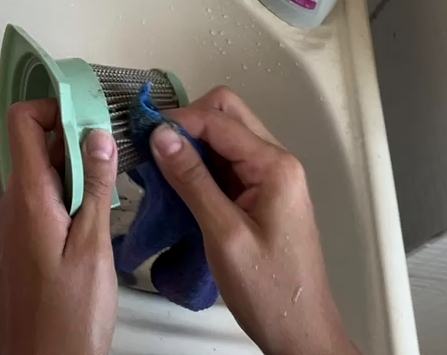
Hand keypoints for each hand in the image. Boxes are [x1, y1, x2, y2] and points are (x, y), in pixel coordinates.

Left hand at [0, 98, 118, 354]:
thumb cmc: (69, 318)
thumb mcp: (92, 246)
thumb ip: (95, 187)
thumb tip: (98, 135)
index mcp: (27, 197)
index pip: (22, 122)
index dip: (52, 107)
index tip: (86, 114)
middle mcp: (13, 203)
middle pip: (35, 145)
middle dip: (72, 138)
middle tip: (110, 148)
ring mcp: (14, 223)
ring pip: (40, 173)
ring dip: (72, 167)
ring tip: (109, 180)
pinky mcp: (20, 242)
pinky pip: (39, 198)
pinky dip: (65, 192)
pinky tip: (93, 211)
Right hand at [151, 88, 356, 354]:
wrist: (302, 337)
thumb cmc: (269, 291)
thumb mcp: (223, 235)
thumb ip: (192, 180)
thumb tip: (161, 135)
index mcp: (275, 166)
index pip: (219, 119)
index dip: (179, 121)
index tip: (145, 134)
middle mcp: (277, 161)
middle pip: (227, 113)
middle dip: (188, 122)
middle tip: (156, 145)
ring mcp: (271, 176)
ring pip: (225, 134)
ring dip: (193, 142)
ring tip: (162, 164)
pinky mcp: (261, 193)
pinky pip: (227, 160)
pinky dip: (201, 163)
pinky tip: (180, 181)